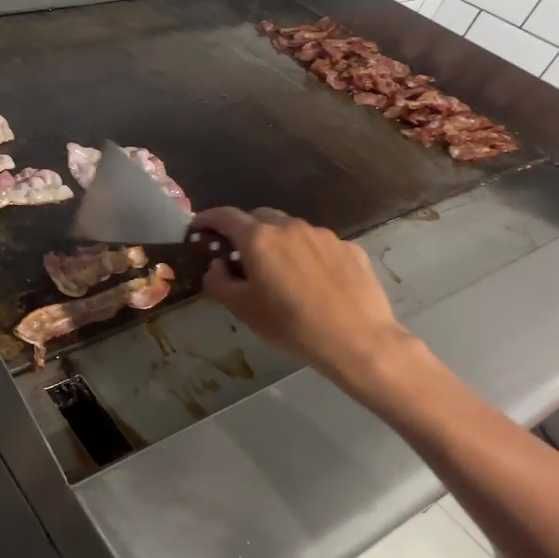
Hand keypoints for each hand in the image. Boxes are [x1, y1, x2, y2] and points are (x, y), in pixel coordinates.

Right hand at [193, 206, 412, 383]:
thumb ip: (218, 281)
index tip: (199, 228)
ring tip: (282, 272)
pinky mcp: (349, 249)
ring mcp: (323, 235)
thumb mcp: (242, 309)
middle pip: (259, 217)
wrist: (359, 341)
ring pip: (291, 230)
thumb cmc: (291, 325)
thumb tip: (218, 265)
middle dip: (246, 231)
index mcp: (258, 239)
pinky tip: (315, 282)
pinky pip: (319, 245)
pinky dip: (308, 255)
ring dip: (279, 243)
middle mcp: (290, 227)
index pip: (224, 216)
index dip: (207, 219)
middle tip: (242, 256)